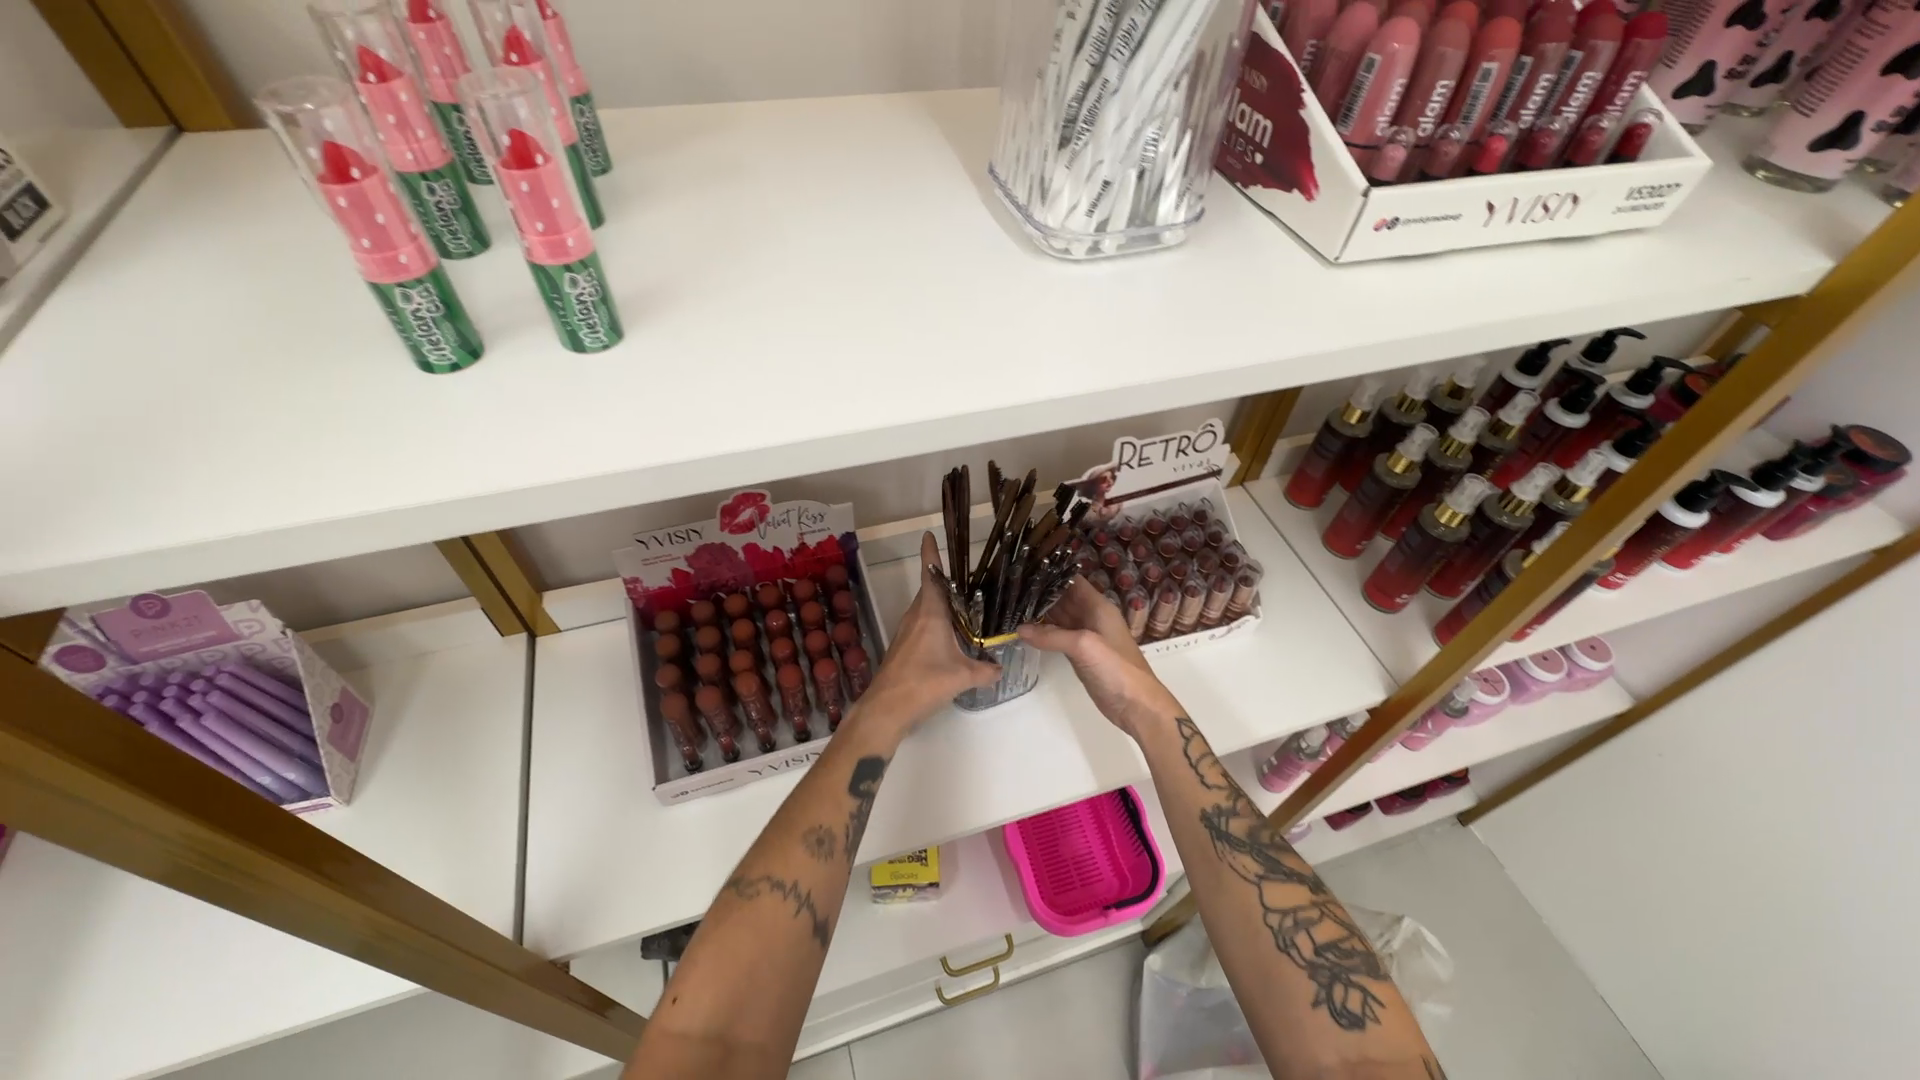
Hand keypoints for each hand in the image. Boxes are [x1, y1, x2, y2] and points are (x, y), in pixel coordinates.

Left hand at [857, 534, 1000, 730]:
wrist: (886, 709)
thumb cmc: (923, 683)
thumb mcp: (962, 677)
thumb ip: (985, 670)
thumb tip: (1000, 668)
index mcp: (930, 613)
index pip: (931, 575)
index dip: (930, 554)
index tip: (928, 535)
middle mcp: (916, 616)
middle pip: (931, 591)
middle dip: (947, 582)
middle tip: (971, 577)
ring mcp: (907, 632)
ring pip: (927, 609)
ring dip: (942, 604)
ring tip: (967, 605)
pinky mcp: (904, 647)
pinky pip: (923, 624)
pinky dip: (937, 622)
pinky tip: (952, 635)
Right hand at [1019, 577, 1182, 740]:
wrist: (1136, 705)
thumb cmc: (1116, 669)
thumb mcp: (1084, 646)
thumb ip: (1052, 636)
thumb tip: (1020, 629)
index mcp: (1098, 607)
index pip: (1073, 581)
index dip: (1052, 573)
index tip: (1024, 569)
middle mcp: (1092, 617)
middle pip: (1064, 598)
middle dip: (1040, 592)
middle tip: (1010, 588)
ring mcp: (1086, 636)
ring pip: (1060, 617)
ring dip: (1039, 612)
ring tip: (1011, 604)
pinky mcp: (1080, 654)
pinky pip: (1059, 636)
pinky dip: (1044, 632)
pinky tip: (1024, 630)